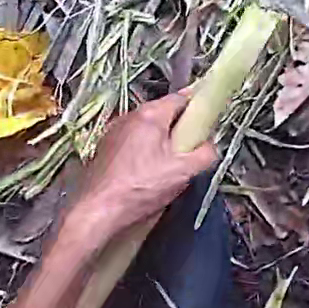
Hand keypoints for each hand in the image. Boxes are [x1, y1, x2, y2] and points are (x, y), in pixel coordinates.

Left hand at [62, 88, 216, 243]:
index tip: (208, 117)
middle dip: (180, 127)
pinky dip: (144, 150)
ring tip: (170, 164)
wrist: (98, 209)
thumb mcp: (183, 172)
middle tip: (192, 147)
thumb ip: (205, 154)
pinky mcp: (105, 148)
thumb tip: (210, 146)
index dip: (198, 105)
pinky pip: (133, 141)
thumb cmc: (141, 186)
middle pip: (163, 113)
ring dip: (161, 140)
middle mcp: (130, 116)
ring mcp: (114, 131)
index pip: (181, 98)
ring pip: (147, 129)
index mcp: (150, 115)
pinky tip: (147, 173)